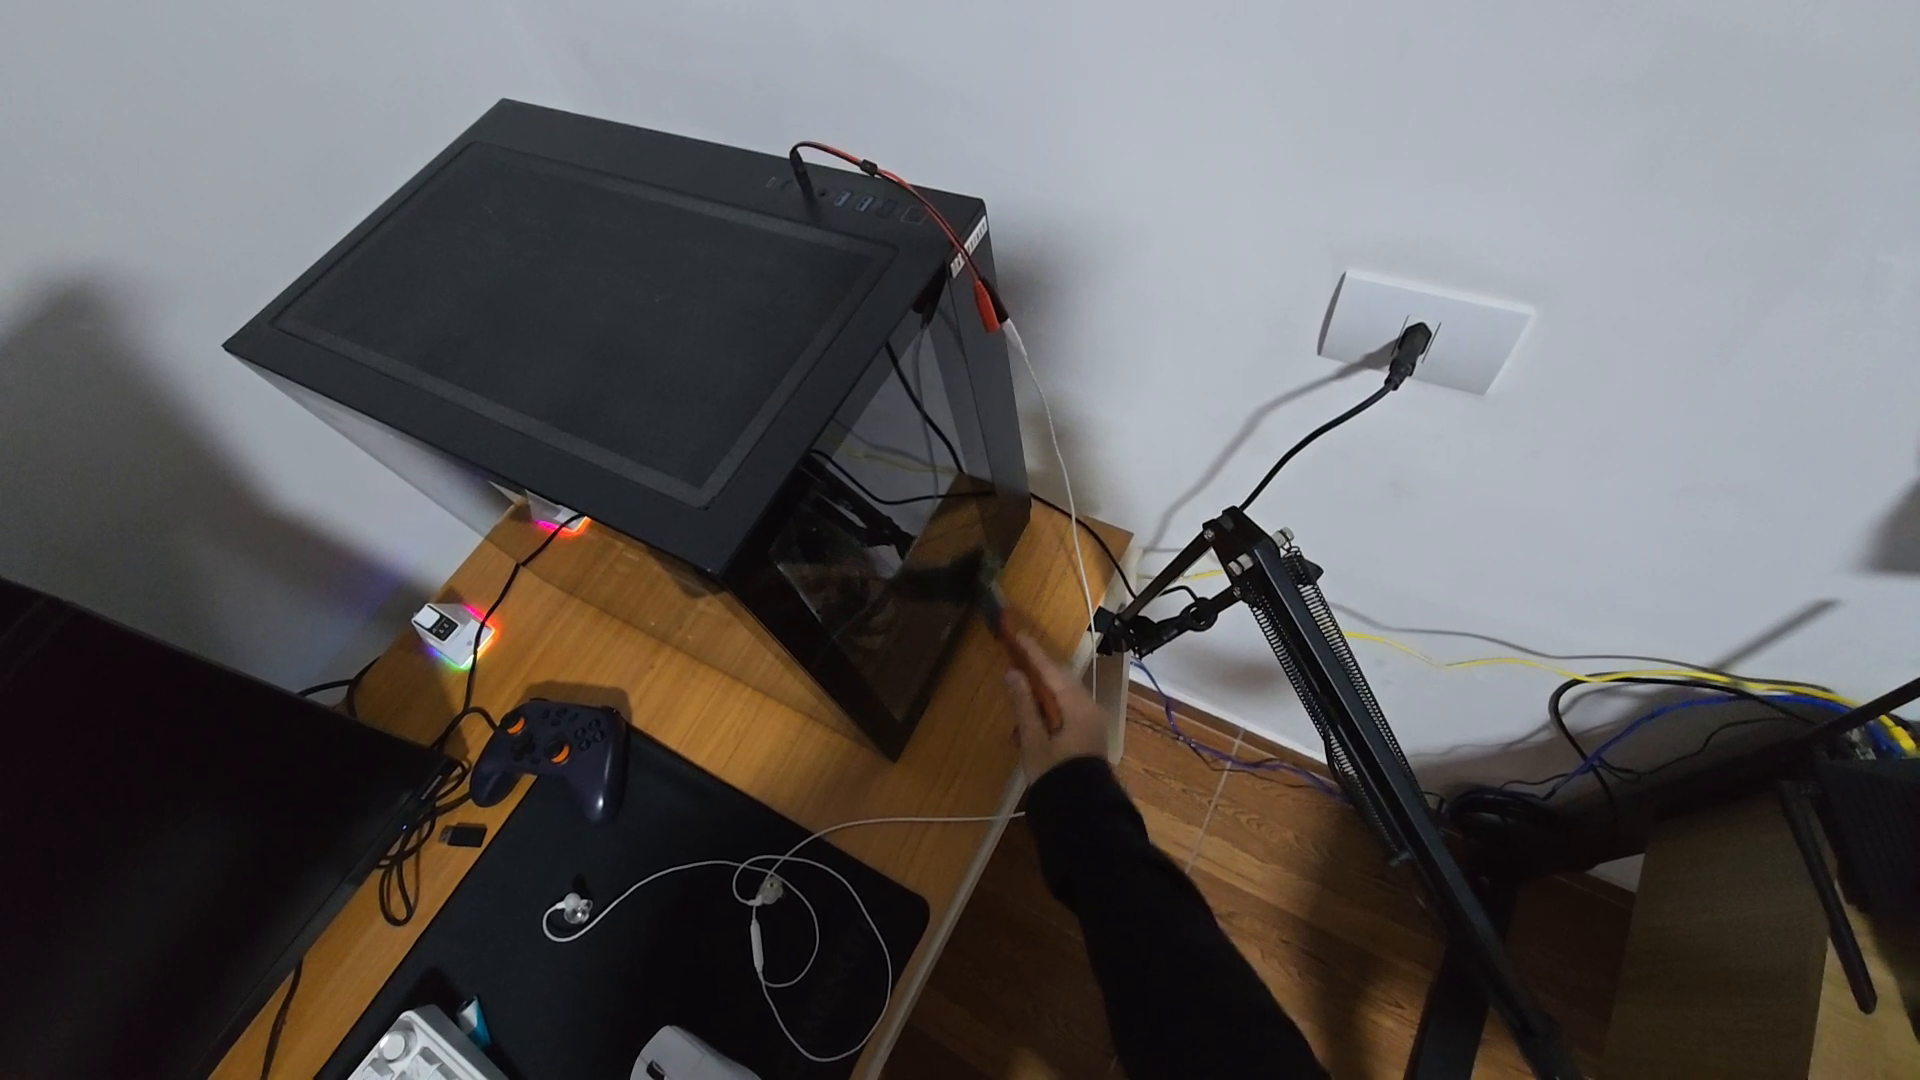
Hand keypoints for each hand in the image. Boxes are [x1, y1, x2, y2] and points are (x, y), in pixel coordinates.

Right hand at [1004, 633, 1108, 781]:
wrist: (1083, 813)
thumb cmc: (1055, 775)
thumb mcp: (1033, 741)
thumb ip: (1024, 705)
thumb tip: (1013, 673)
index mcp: (1077, 706)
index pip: (1052, 671)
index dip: (1033, 652)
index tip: (1018, 634)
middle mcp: (1089, 707)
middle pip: (1060, 679)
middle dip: (1038, 668)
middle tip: (1016, 655)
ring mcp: (1091, 721)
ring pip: (1064, 694)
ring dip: (1043, 689)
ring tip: (1020, 686)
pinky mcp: (1089, 734)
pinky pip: (1068, 709)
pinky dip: (1050, 706)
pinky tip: (1032, 715)